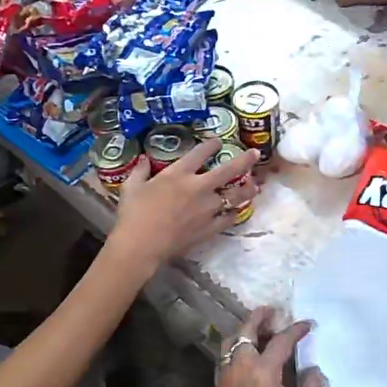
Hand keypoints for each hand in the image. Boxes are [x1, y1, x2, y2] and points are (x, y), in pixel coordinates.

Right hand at [105, 137, 258, 268]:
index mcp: (179, 173)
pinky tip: (236, 212)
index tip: (218, 141)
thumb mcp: (130, 187)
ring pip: (235, 195)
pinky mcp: (209, 228)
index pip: (200, 152)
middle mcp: (198, 187)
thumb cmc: (133, 214)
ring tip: (255, 186)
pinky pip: (228, 219)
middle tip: (255, 154)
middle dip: (245, 160)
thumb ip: (139, 171)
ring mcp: (207, 209)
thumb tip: (143, 160)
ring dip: (247, 189)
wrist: (141, 245)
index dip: (211, 144)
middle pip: (229, 170)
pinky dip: (234, 214)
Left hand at [213, 308, 323, 386]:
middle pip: (245, 332)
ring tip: (260, 330)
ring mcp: (225, 378)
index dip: (295, 330)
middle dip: (259, 318)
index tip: (308, 324)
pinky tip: (248, 356)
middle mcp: (239, 368)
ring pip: (230, 343)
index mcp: (262, 371)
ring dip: (244, 331)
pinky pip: (225, 358)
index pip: (279, 341)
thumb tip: (313, 369)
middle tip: (273, 312)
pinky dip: (236, 348)